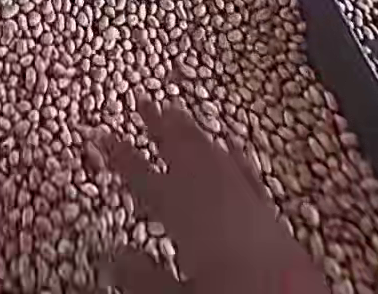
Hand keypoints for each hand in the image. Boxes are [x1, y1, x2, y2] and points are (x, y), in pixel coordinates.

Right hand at [100, 102, 326, 293]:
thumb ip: (145, 276)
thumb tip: (114, 253)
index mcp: (187, 218)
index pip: (144, 179)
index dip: (122, 157)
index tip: (104, 135)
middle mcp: (216, 203)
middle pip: (183, 155)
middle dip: (161, 127)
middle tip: (143, 100)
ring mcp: (247, 207)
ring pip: (214, 157)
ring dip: (193, 134)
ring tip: (177, 111)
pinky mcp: (273, 220)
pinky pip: (246, 174)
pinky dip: (233, 155)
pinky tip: (230, 145)